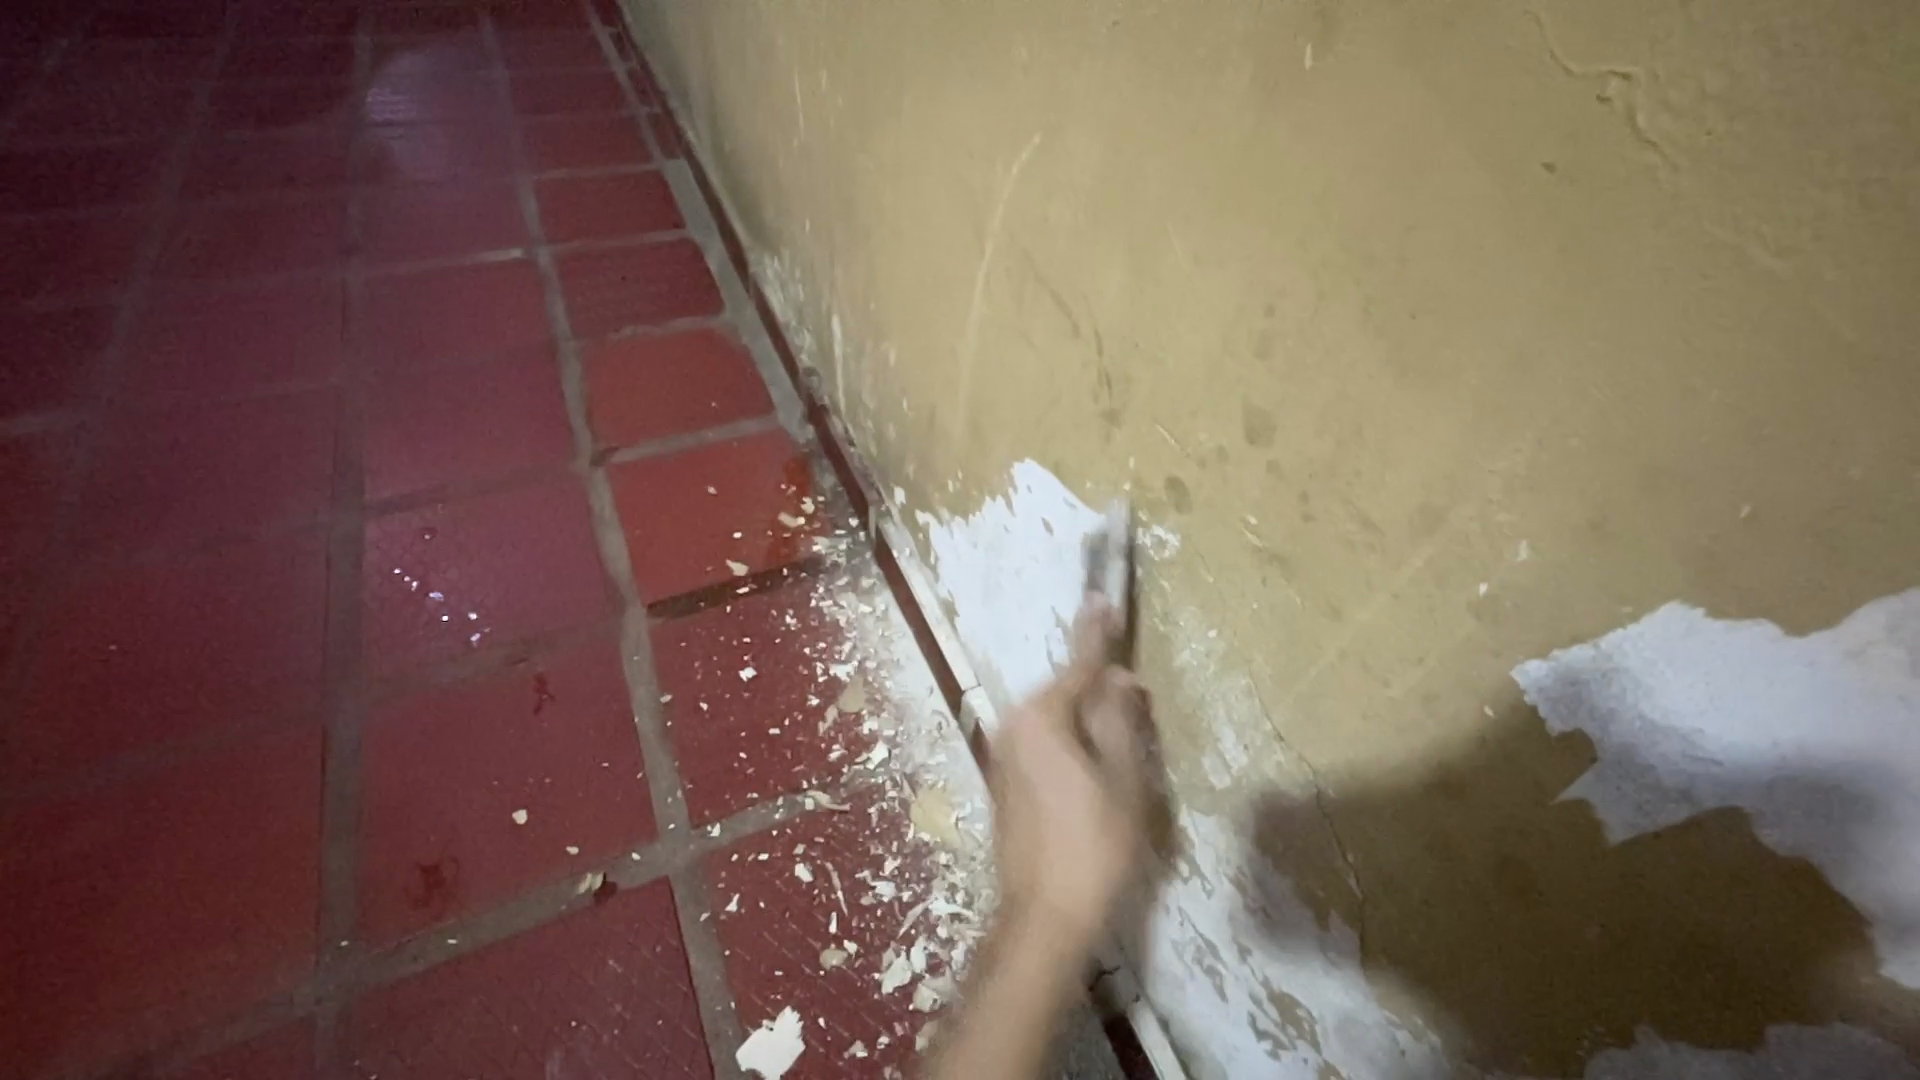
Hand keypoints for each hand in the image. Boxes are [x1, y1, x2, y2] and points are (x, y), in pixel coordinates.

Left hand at [989, 593, 1150, 950]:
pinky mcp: (1003, 782)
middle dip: (1099, 691)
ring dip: (1085, 721)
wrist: (1042, 915)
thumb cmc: (1093, 844)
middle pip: (1065, 694)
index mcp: (1042, 717)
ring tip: (1121, 742)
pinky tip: (1093, 770)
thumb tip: (1119, 677)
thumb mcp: (1123, 778)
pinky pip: (1041, 744)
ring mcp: (1002, 755)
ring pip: (1053, 721)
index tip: (1102, 599)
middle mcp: (1013, 725)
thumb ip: (1119, 719)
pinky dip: (1068, 743)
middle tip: (1136, 698)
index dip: (1096, 633)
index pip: (1079, 665)